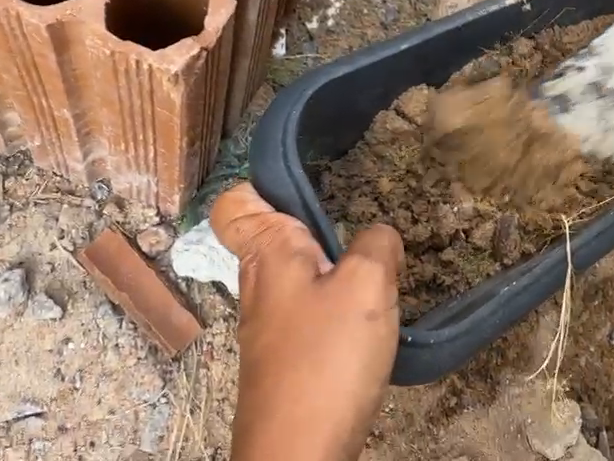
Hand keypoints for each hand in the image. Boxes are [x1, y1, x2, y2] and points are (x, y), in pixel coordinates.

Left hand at [211, 183, 402, 460]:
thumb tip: (378, 237)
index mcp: (268, 254)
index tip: (307, 180)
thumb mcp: (368, 285)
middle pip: (277, 235)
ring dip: (335, 269)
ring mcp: (269, 327)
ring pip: (299, 275)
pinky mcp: (285, 361)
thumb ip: (378, 244)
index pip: (235, 203)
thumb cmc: (327, 360)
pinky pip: (311, 311)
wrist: (299, 460)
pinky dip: (338, 307)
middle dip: (320, 225)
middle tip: (363, 227)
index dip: (261, 184)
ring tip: (378, 275)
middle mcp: (259, 285)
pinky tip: (369, 323)